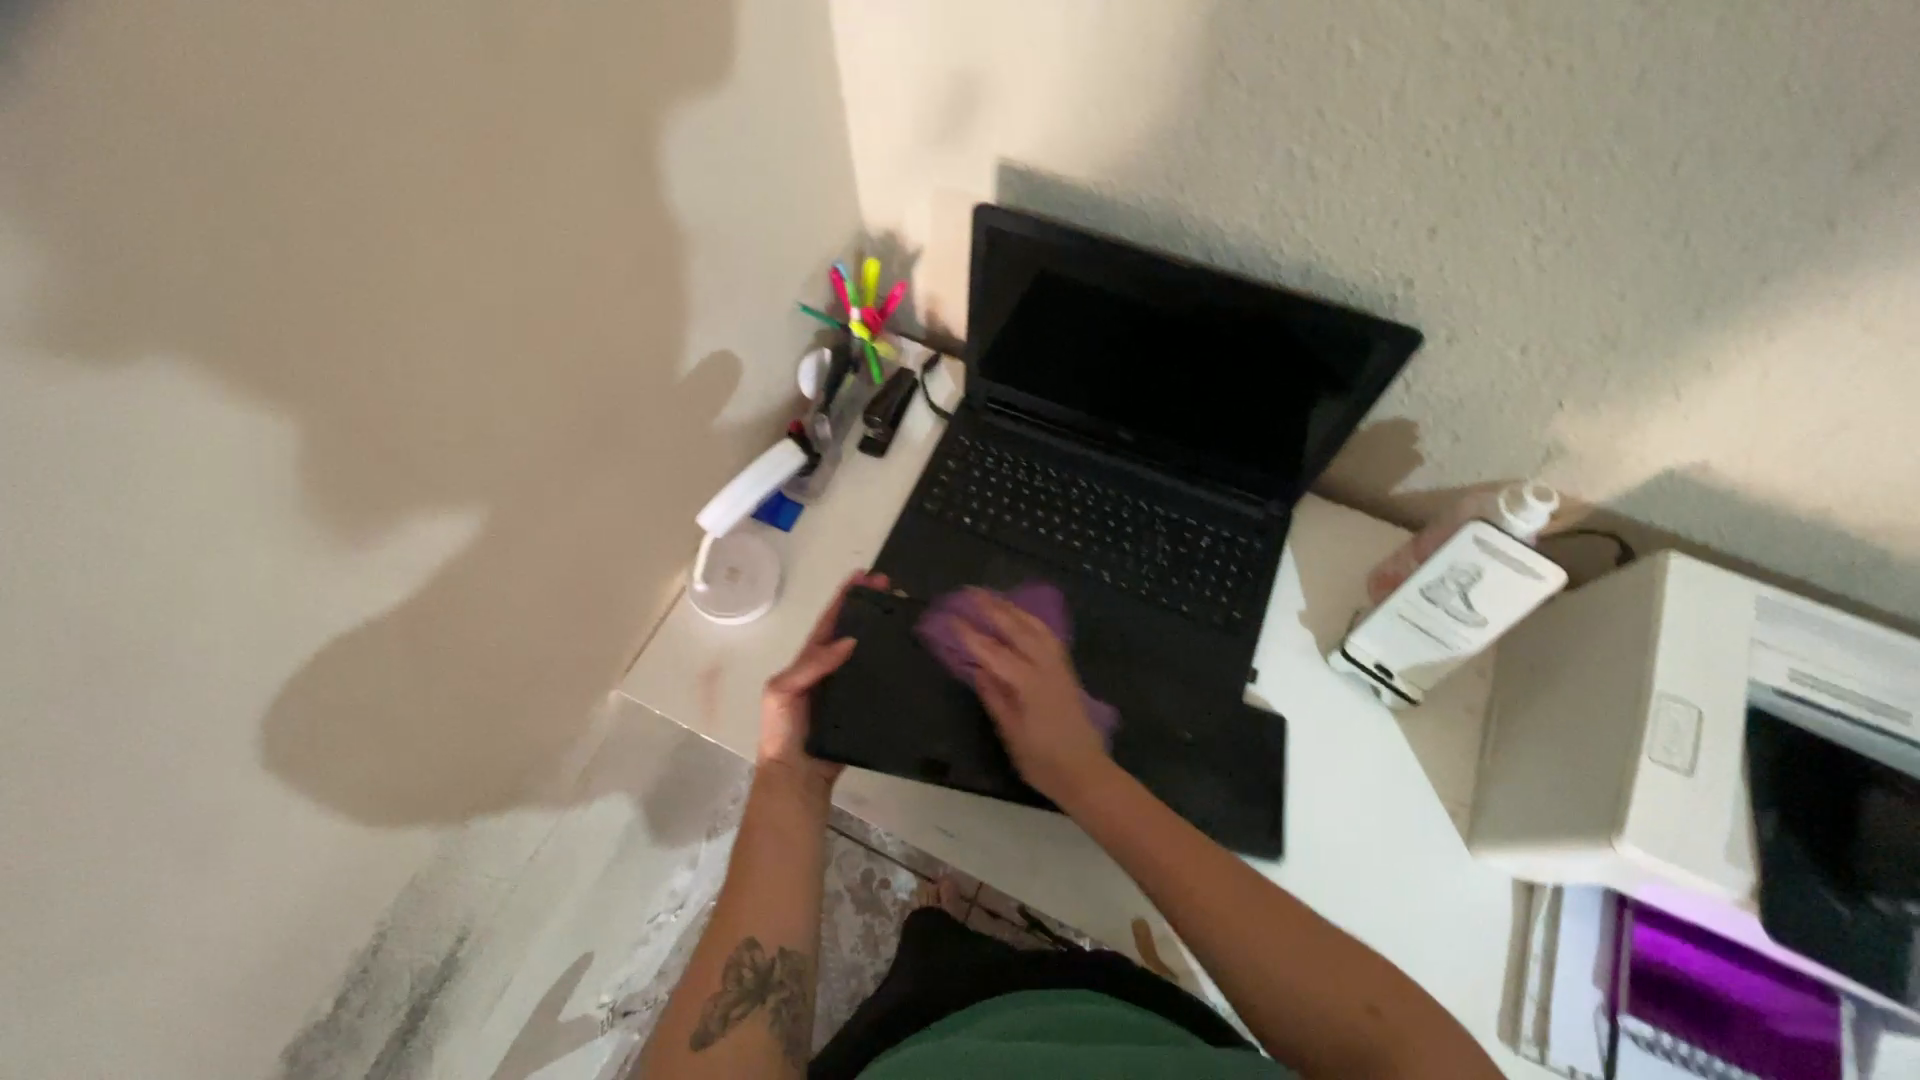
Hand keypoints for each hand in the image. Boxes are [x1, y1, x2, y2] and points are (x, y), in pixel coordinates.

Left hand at [757, 570, 887, 794]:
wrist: (796, 775)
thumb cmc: (783, 730)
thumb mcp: (783, 691)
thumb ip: (811, 665)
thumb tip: (848, 641)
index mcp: (808, 661)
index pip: (829, 622)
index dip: (844, 598)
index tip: (864, 576)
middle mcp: (830, 670)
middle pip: (852, 632)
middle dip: (869, 608)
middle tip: (892, 587)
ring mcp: (847, 689)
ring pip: (868, 654)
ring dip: (883, 633)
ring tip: (904, 613)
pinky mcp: (862, 709)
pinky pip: (878, 683)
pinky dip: (891, 667)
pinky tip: (910, 658)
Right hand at [955, 590, 1113, 803]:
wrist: (1085, 772)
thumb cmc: (1042, 761)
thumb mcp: (1010, 733)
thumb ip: (994, 697)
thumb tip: (977, 670)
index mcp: (1027, 684)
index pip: (992, 652)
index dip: (969, 635)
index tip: (949, 619)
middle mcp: (1045, 667)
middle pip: (1016, 629)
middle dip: (992, 608)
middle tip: (969, 592)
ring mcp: (1059, 666)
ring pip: (1035, 627)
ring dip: (1012, 609)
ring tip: (993, 598)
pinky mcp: (1066, 670)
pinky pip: (1047, 635)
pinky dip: (1031, 621)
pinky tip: (1021, 618)